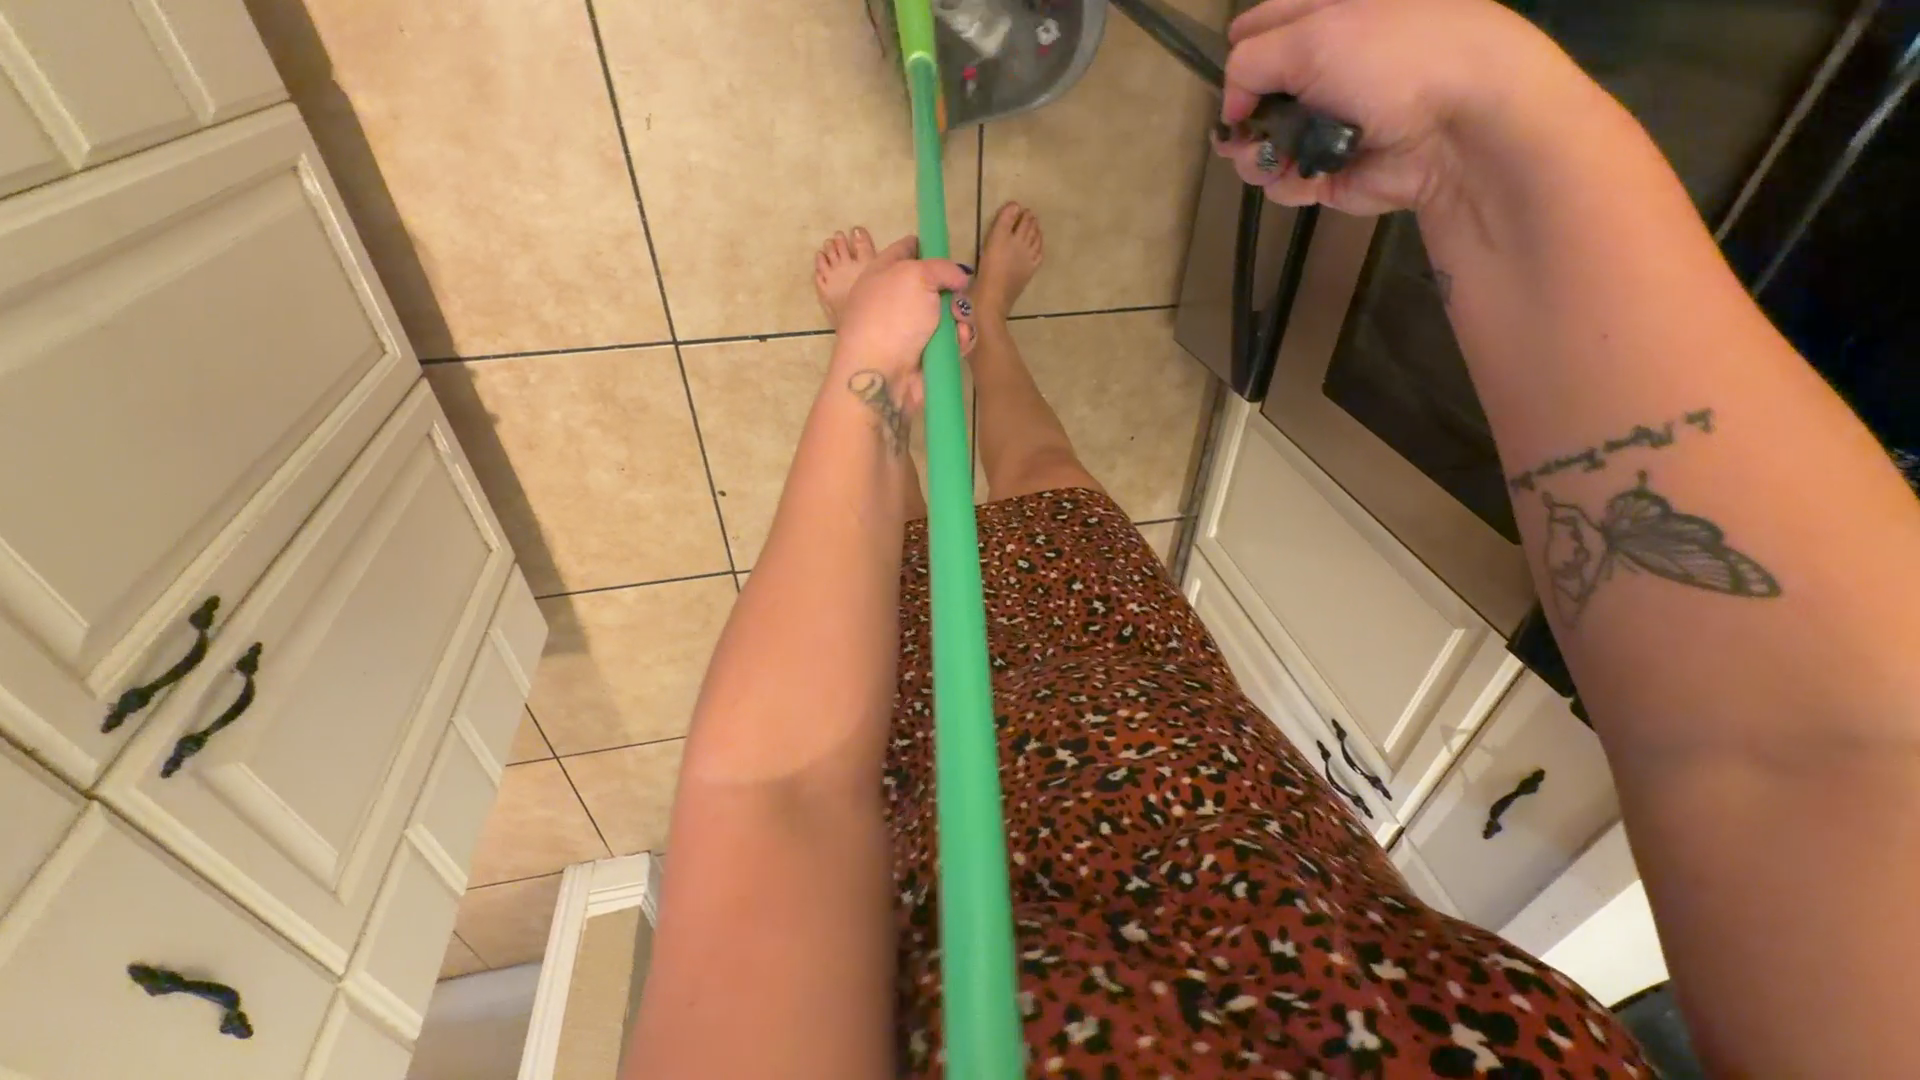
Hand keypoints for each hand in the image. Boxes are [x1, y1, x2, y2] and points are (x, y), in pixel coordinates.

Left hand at [830, 252, 974, 403]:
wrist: (880, 375)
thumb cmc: (891, 317)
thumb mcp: (915, 275)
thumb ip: (942, 267)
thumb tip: (959, 278)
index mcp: (884, 273)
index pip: (905, 249)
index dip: (925, 245)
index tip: (944, 247)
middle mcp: (896, 300)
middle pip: (936, 285)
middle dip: (954, 289)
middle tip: (958, 296)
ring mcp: (911, 329)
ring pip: (949, 314)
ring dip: (961, 318)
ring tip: (959, 325)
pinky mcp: (926, 354)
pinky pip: (952, 341)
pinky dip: (960, 340)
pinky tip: (960, 342)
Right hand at [1213, 0, 1581, 215]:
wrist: (1459, 124)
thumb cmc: (1390, 60)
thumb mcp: (1311, 38)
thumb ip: (1250, 63)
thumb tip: (1232, 106)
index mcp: (1331, 16)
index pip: (1265, 27)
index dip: (1241, 51)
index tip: (1235, 77)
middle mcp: (1327, 69)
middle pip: (1257, 94)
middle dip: (1242, 114)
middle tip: (1241, 131)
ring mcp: (1327, 124)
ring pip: (1263, 143)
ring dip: (1257, 154)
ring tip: (1271, 159)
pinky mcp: (1331, 172)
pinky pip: (1286, 181)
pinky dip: (1287, 182)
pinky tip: (1303, 177)